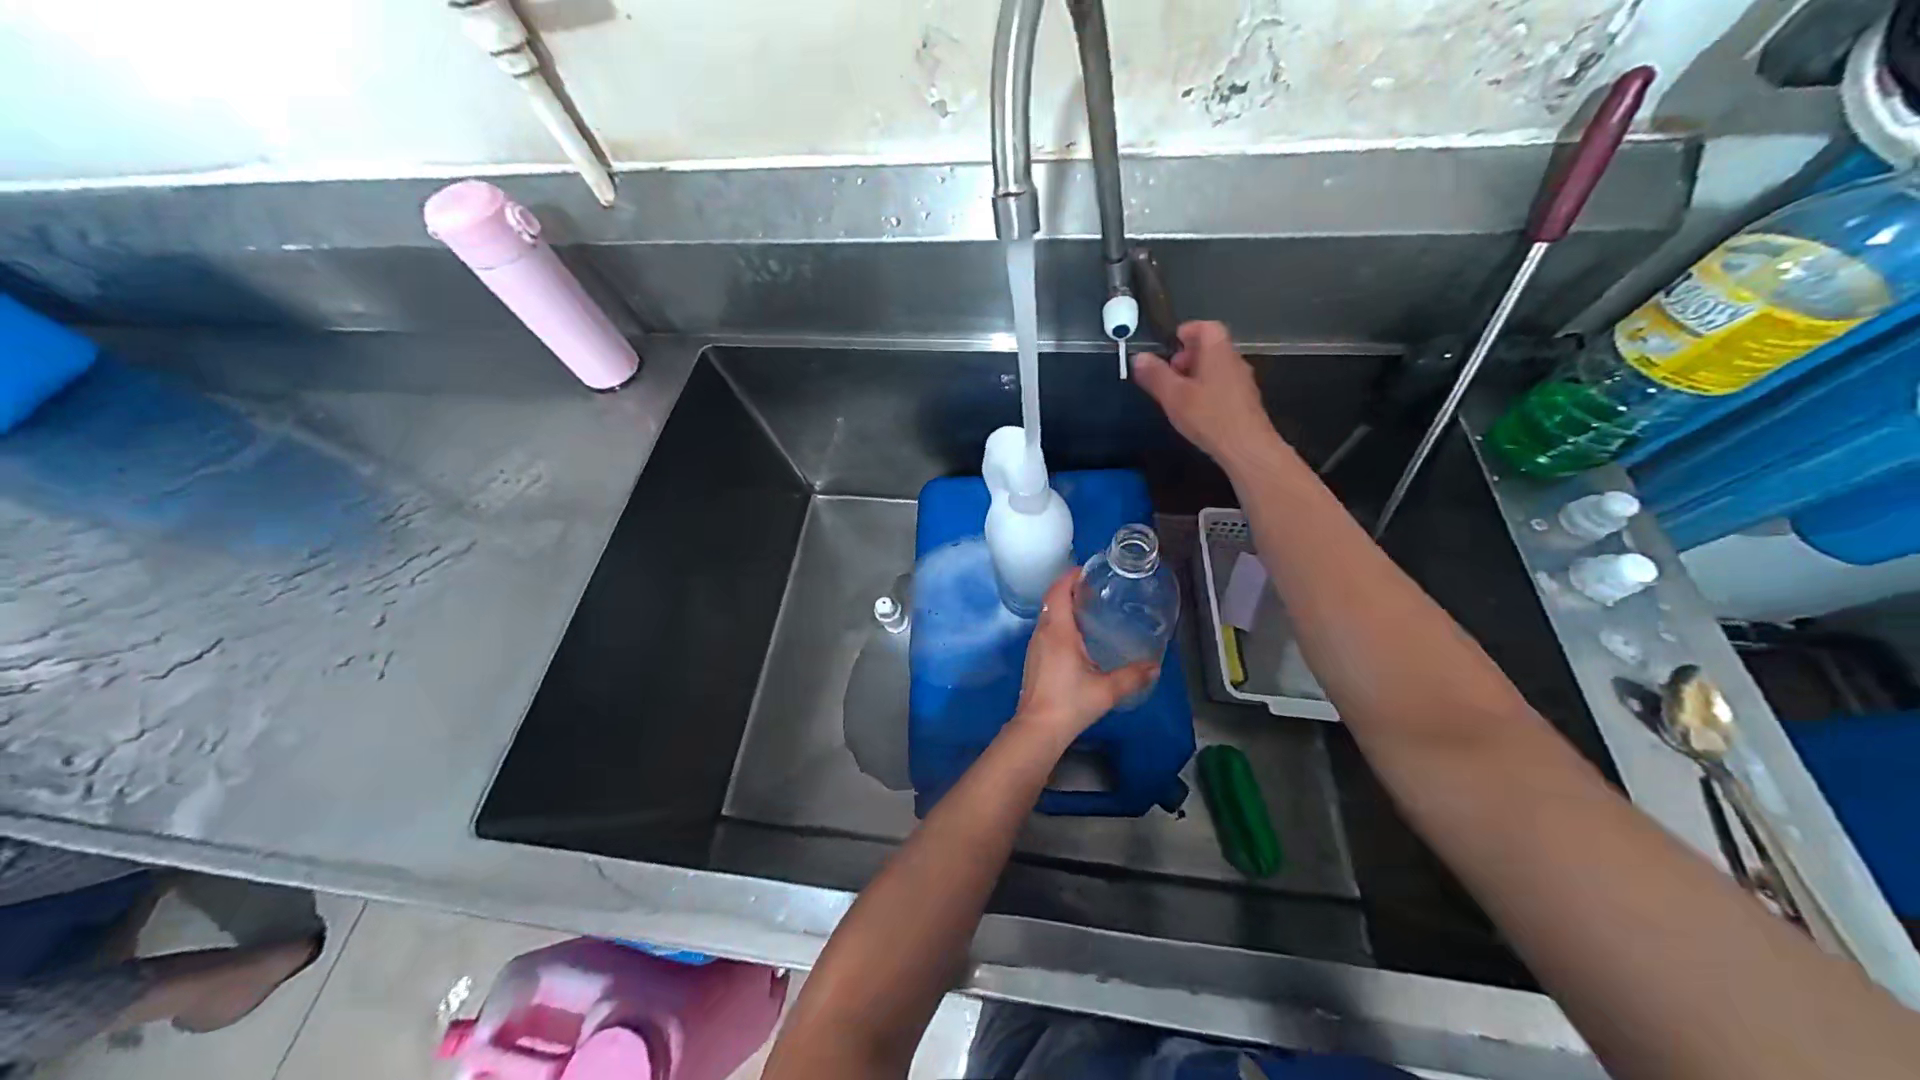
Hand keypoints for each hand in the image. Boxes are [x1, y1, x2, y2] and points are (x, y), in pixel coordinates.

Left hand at [1010, 572, 1157, 746]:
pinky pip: (1045, 630)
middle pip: (1051, 600)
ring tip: (1088, 608)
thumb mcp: (1107, 690)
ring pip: (1047, 616)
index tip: (1087, 570)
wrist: (1037, 729)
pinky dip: (1059, 623)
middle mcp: (1042, 633)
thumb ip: (1133, 676)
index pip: (1058, 591)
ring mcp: (1034, 647)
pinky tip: (1077, 637)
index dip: (1070, 576)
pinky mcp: (1033, 659)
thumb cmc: (1070, 704)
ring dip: (1063, 606)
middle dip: (1069, 589)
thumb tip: (1154, 665)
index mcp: (1058, 632)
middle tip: (1095, 588)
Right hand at [1131, 321, 1281, 465]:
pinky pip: (1223, 384)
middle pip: (1211, 347)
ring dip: (1196, 374)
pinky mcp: (1246, 401)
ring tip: (1179, 395)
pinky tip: (1196, 411)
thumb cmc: (1210, 418)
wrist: (1246, 448)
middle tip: (1169, 373)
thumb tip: (1139, 357)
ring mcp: (1243, 381)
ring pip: (1217, 367)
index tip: (1169, 346)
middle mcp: (1234, 361)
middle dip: (1187, 356)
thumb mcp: (1174, 396)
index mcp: (1218, 352)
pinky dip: (1207, 389)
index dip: (1186, 332)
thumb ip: (1155, 375)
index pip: (1206, 326)